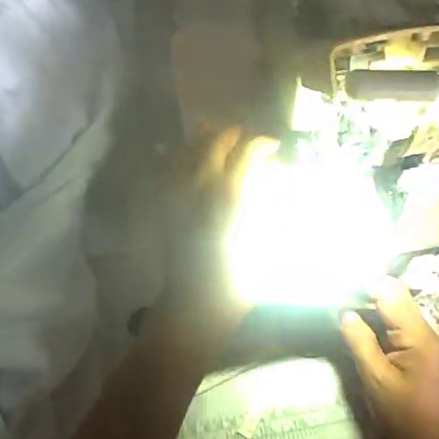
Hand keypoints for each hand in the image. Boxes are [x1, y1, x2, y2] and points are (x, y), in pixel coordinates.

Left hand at [151, 125, 274, 356]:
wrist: (194, 307)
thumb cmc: (238, 284)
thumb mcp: (266, 246)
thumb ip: (270, 214)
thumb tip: (274, 194)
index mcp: (232, 196)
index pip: (248, 153)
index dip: (262, 145)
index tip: (273, 146)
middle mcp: (202, 187)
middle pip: (215, 144)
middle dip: (232, 136)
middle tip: (245, 138)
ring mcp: (178, 195)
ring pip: (187, 152)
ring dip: (201, 140)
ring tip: (210, 131)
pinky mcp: (164, 208)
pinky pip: (164, 171)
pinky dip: (170, 158)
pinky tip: (169, 151)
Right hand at [339, 277, 438, 438]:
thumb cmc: (404, 413)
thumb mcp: (376, 378)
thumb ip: (360, 342)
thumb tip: (344, 312)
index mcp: (415, 333)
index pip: (390, 291)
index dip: (363, 286)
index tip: (337, 292)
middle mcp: (420, 329)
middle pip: (391, 295)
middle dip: (363, 294)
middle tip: (333, 302)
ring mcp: (418, 338)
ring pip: (391, 308)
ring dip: (366, 307)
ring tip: (339, 311)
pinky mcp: (413, 348)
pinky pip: (392, 324)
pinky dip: (373, 321)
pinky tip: (355, 328)